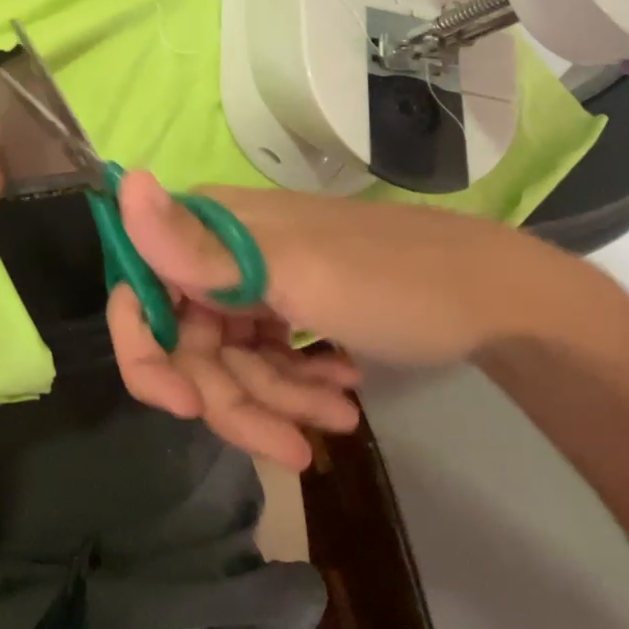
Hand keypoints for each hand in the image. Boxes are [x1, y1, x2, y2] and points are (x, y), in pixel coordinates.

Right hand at [107, 172, 579, 466]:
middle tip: (290, 443)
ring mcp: (253, 282)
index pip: (138, 293)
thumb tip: (125, 184)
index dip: (148, 353)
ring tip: (337, 416)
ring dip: (276, 398)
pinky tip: (342, 395)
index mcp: (207, 228)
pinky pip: (266, 359)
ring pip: (230, 361)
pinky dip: (296, 385)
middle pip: (188, 342)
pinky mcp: (286, 306)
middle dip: (235, 397)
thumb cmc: (395, 280)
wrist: (503, 301)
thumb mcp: (295, 270)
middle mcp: (218, 252)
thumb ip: (199, 248)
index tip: (185, 406)